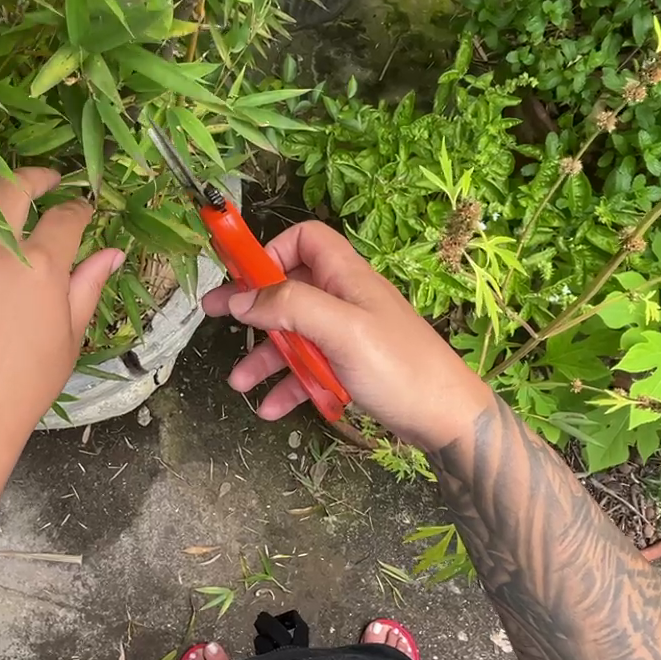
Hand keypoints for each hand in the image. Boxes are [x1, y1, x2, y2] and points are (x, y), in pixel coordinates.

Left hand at [0, 167, 121, 455]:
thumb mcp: (68, 339)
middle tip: (43, 182)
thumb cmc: (23, 387)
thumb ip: (87, 287)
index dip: (78, 208)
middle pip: (11, 187)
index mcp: (39, 267)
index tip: (80, 210)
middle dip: (34, 177)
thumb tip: (113, 251)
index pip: (65, 216)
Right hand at [200, 221, 494, 450]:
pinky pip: (310, 370)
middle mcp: (344, 300)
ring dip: (264, 356)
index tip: (243, 278)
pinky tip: (271, 409)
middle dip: (251, 307)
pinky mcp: (351, 368)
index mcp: (346, 278)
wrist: (448, 420)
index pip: (305, 240)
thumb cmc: (400, 368)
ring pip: (294, 336)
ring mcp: (347, 336)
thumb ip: (290, 307)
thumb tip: (241, 299)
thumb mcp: (342, 330)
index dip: (272, 251)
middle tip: (212, 316)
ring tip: (239, 382)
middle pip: (288, 290)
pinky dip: (289, 386)